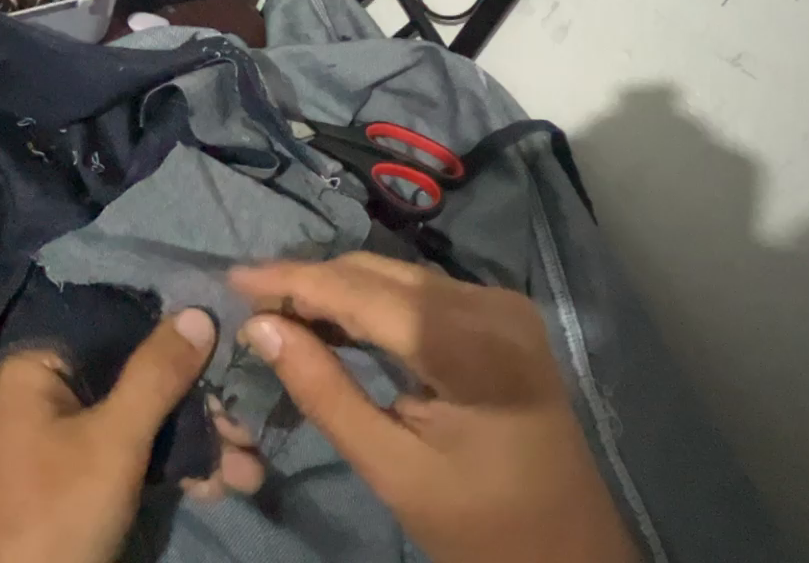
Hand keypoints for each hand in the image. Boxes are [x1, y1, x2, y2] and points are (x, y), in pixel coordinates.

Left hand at [0, 308, 252, 562]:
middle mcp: (54, 390)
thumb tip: (198, 310)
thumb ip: (156, 375)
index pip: (121, 325)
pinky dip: (176, 468)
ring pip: (144, 420)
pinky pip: (136, 456)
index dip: (179, 333)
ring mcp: (68, 438)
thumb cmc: (50, 513)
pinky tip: (220, 485)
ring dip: (198, 440)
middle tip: (251, 428)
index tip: (233, 343)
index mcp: (44, 363)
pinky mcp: (83, 481)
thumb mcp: (111, 441)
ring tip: (250, 469)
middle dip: (199, 402)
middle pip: (138, 376)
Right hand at [231, 253, 639, 562]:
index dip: (291, 280)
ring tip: (277, 305)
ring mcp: (499, 305)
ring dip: (333, 288)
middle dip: (307, 281)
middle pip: (376, 274)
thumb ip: (324, 391)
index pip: (360, 291)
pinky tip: (330, 316)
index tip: (233, 279)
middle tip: (249, 298)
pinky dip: (366, 300)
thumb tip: (260, 326)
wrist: (574, 557)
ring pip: (392, 276)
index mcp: (471, 345)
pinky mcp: (497, 315)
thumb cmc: (484, 526)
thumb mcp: (392, 469)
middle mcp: (489, 304)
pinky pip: (415, 291)